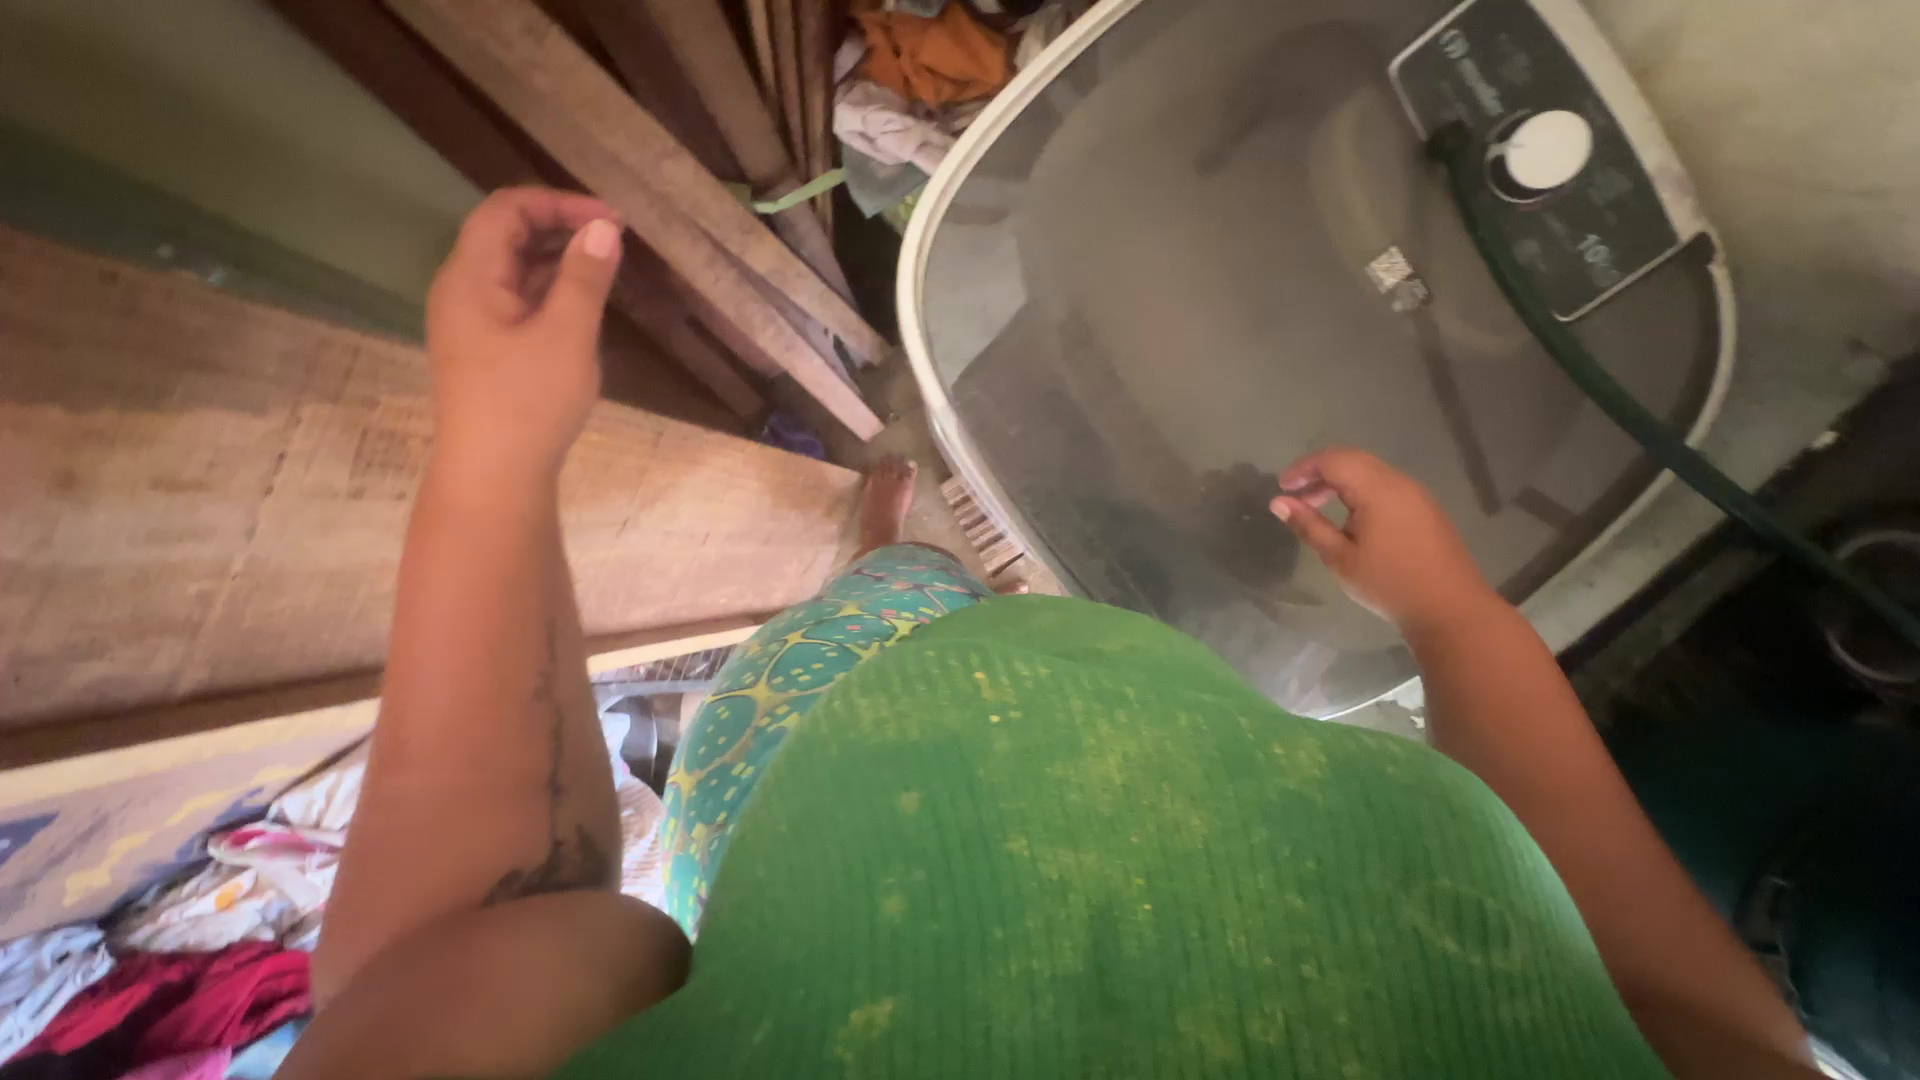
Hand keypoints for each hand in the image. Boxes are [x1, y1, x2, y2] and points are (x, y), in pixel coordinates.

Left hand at [425, 188, 623, 481]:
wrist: (494, 474)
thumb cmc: (529, 401)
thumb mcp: (567, 335)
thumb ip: (586, 277)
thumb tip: (604, 229)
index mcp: (471, 276)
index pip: (507, 210)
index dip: (558, 202)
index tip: (611, 219)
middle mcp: (461, 290)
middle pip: (505, 235)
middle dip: (559, 227)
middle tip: (613, 239)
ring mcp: (471, 322)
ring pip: (512, 270)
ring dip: (557, 260)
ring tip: (604, 268)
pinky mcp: (485, 350)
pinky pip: (516, 301)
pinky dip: (550, 291)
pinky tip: (581, 307)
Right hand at [1269, 448, 1498, 630]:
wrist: (1450, 609)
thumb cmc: (1389, 584)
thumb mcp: (1340, 557)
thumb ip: (1308, 525)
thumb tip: (1278, 502)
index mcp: (1377, 490)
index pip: (1333, 460)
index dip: (1303, 468)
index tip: (1282, 488)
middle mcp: (1399, 483)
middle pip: (1353, 460)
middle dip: (1320, 473)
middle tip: (1297, 498)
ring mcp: (1417, 495)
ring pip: (1371, 472)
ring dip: (1340, 482)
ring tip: (1318, 509)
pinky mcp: (1426, 509)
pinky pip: (1386, 486)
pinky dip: (1360, 492)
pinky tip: (1351, 520)